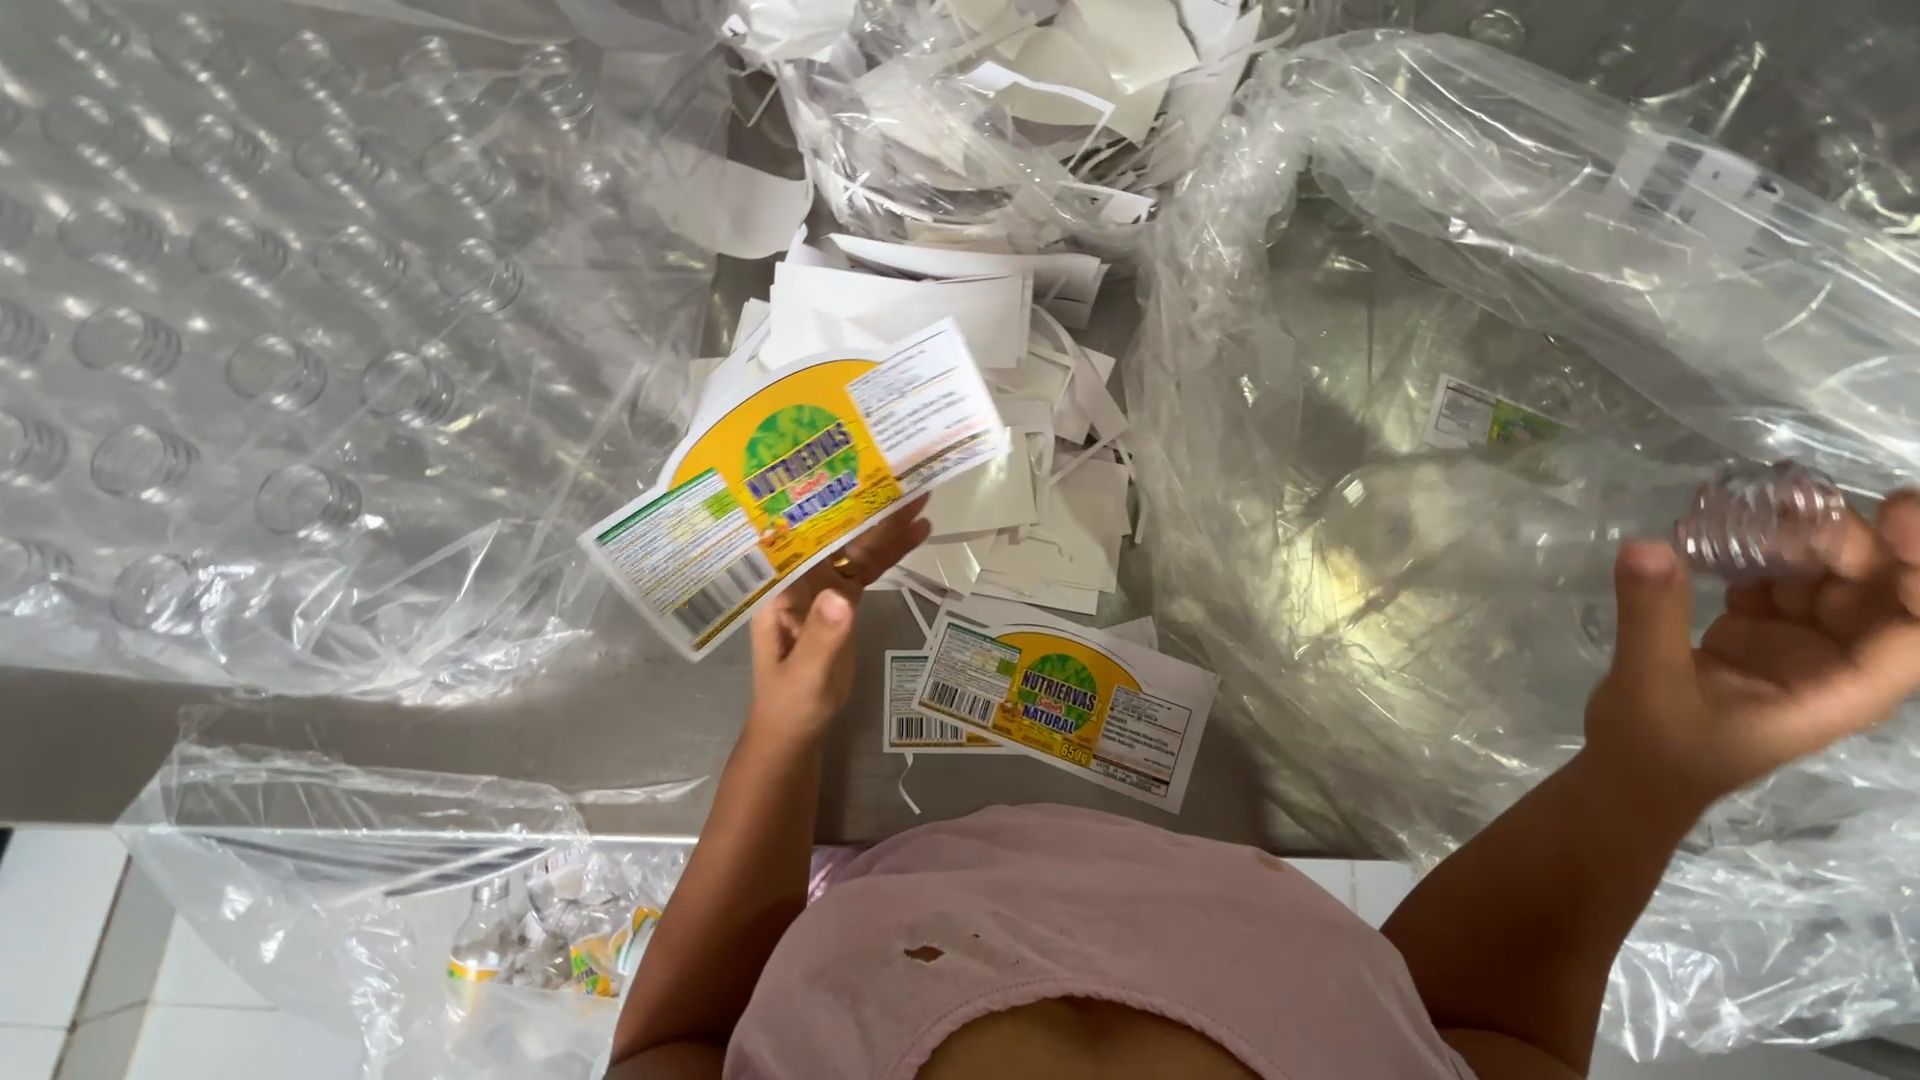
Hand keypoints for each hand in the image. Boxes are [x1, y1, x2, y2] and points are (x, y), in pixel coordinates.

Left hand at [747, 496, 931, 740]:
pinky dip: (892, 552)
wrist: (796, 728)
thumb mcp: (806, 674)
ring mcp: (821, 586)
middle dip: (867, 507)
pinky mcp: (842, 600)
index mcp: (779, 586)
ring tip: (919, 495)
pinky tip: (917, 532)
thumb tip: (841, 597)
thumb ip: (822, 637)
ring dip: (885, 525)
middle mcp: (798, 577)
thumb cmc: (790, 703)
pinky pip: (869, 569)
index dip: (831, 507)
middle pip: (835, 535)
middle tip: (903, 477)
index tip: (857, 479)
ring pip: (856, 548)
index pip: (804, 537)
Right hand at [1583, 492, 1919, 810]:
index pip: (1917, 626)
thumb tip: (1647, 546)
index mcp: (1842, 690)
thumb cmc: (1658, 748)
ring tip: (1738, 514)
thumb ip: (1654, 616)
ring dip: (1798, 544)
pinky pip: (1777, 586)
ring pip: (1828, 582)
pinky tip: (1713, 538)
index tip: (1895, 511)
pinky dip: (1755, 559)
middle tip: (1785, 505)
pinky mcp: (1758, 639)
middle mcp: (1837, 665)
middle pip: (1878, 592)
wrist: (1633, 778)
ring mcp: (1798, 650)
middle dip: (1847, 542)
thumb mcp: (1651, 684)